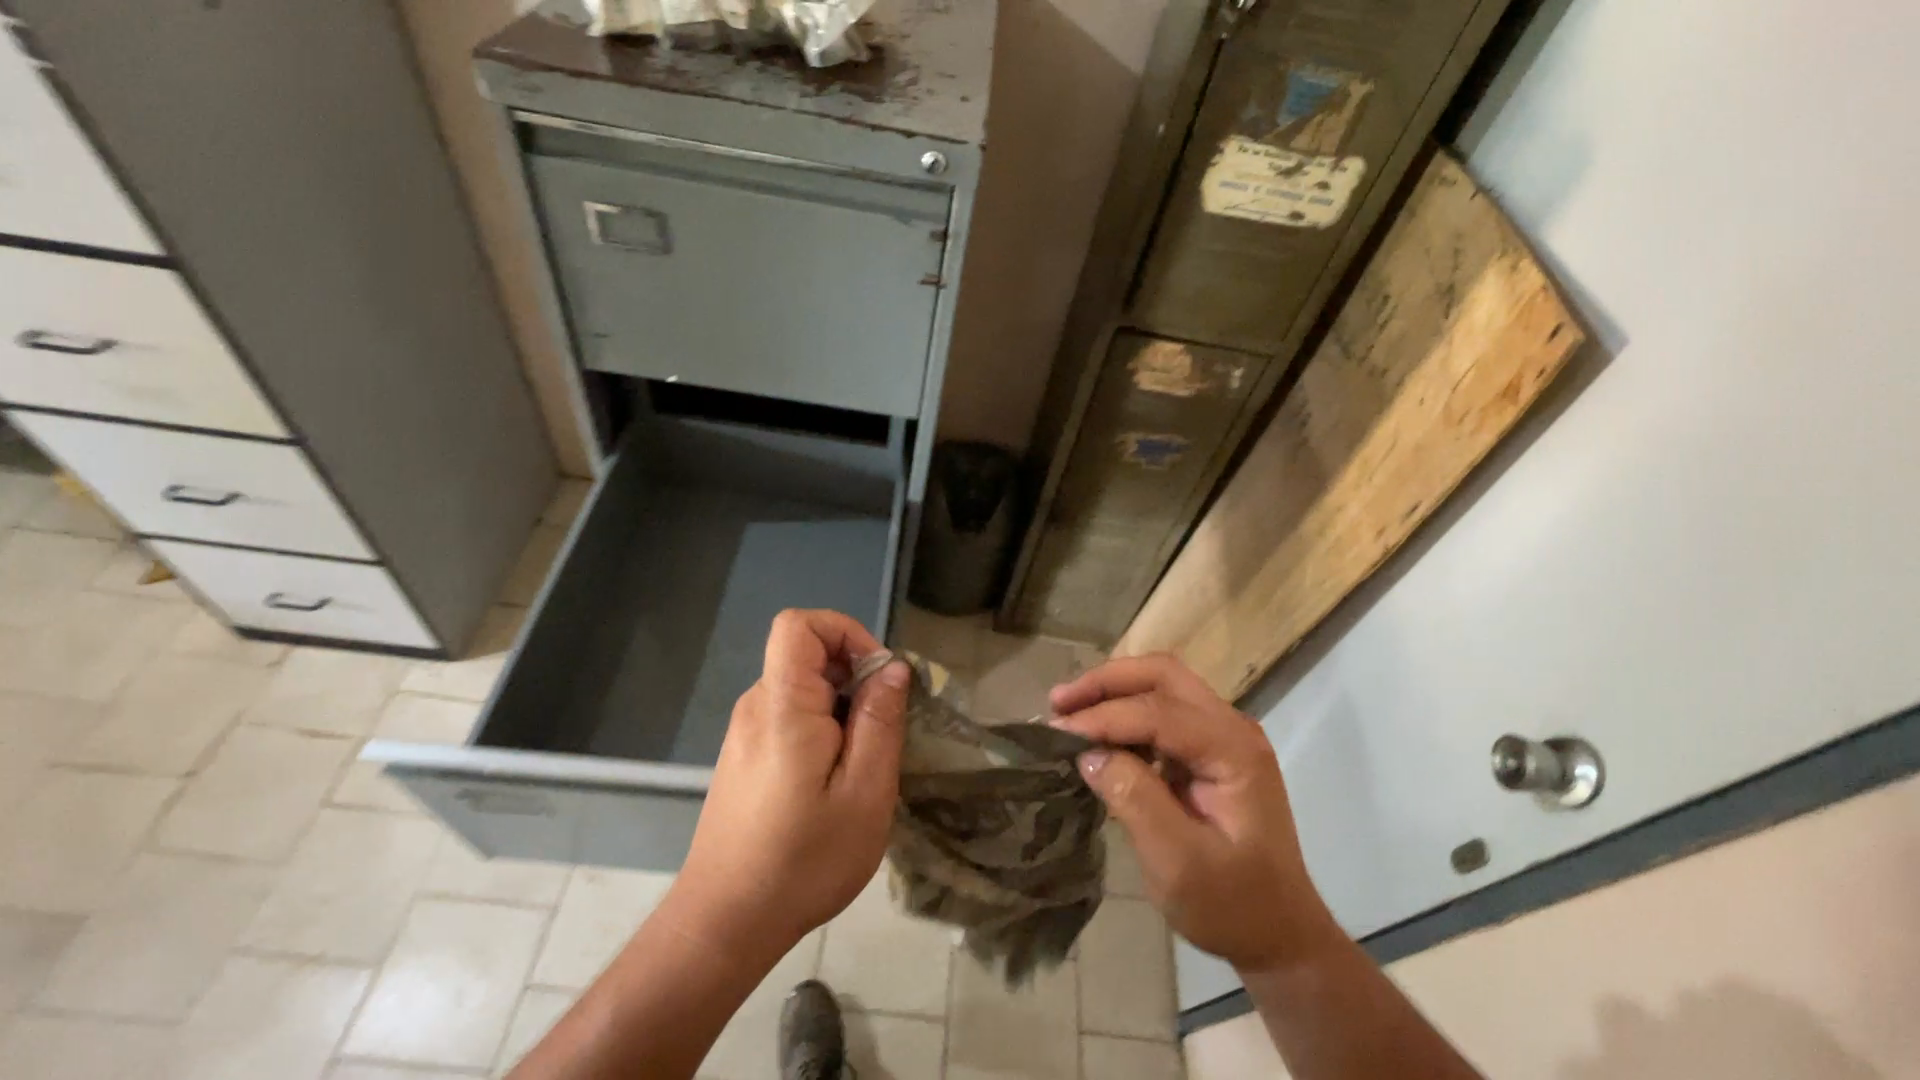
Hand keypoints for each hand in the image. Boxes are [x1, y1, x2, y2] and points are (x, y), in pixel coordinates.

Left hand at [669, 609, 909, 966]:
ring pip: (799, 692)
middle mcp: (754, 708)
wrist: (726, 922)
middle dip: (853, 679)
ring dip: (840, 711)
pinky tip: (832, 787)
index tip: (879, 678)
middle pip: (804, 657)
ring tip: (862, 769)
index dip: (845, 631)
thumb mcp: (865, 793)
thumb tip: (892, 667)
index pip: (799, 625)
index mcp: (781, 706)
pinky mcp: (742, 761)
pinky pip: (787, 721)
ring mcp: (743, 736)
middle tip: (882, 736)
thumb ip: (880, 721)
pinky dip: (820, 733)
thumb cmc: (803, 860)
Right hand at [1049, 654, 1343, 973]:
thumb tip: (1088, 754)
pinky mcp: (1209, 755)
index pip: (1158, 712)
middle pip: (1163, 676)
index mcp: (1233, 751)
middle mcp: (1232, 729)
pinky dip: (1125, 716)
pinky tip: (1096, 737)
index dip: (1103, 717)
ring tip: (1067, 713)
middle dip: (1107, 682)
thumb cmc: (1232, 905)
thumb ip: (1134, 799)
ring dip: (1113, 693)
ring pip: (1162, 687)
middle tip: (1059, 703)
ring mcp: (1223, 739)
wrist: (1278, 935)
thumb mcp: (1177, 861)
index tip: (1056, 734)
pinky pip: (1163, 715)